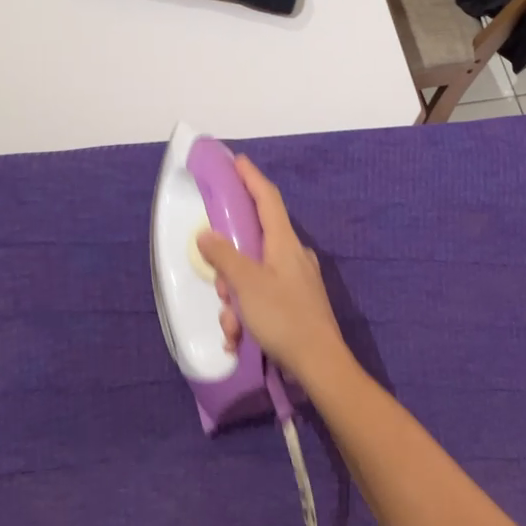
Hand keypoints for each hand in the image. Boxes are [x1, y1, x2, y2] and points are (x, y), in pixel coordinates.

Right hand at [197, 156, 352, 380]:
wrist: (319, 363)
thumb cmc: (283, 317)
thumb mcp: (246, 284)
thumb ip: (224, 257)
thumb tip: (206, 234)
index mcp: (285, 243)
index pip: (267, 199)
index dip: (251, 178)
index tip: (237, 161)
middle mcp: (293, 257)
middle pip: (251, 246)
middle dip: (228, 272)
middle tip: (223, 292)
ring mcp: (295, 283)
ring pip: (251, 281)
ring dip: (234, 305)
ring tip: (233, 330)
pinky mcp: (295, 307)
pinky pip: (261, 303)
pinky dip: (246, 319)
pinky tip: (240, 342)